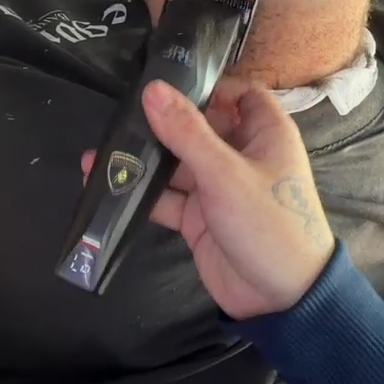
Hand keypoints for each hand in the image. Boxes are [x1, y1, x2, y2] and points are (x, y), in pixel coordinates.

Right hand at [87, 79, 332, 317]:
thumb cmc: (267, 223)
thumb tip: (152, 89)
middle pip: (198, 129)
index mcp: (264, 134)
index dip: (207, 87)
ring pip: (177, 165)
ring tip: (102, 150)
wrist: (280, 299)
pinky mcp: (198, 218)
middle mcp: (241, 156)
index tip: (166, 83)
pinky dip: (141, 192)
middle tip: (120, 115)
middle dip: (162, 124)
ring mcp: (218, 189)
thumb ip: (186, 132)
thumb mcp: (225, 173)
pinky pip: (166, 198)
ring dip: (145, 159)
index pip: (238, 95)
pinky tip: (107, 182)